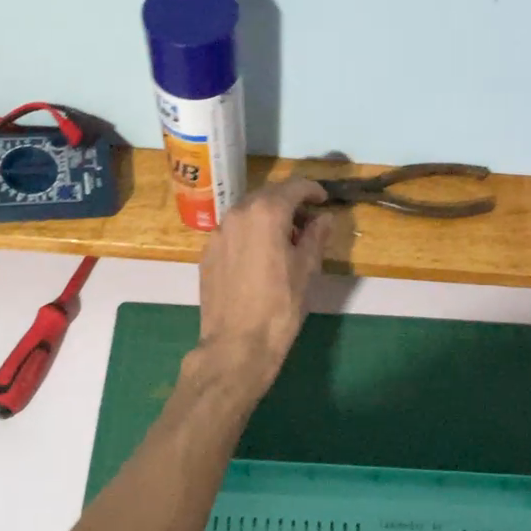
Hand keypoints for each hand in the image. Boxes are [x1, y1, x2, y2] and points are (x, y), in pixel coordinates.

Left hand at [192, 178, 329, 387]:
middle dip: (289, 202)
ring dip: (267, 217)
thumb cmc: (280, 306)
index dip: (312, 190)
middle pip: (267, 195)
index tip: (323, 200)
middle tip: (307, 220)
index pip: (293, 187)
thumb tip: (323, 218)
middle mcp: (237, 215)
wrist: (237, 344)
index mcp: (265, 213)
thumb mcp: (306, 270)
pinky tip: (259, 256)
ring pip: (246, 213)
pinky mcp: (207, 254)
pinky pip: (232, 233)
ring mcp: (217, 234)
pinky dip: (249, 234)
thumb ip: (315, 236)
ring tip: (284, 239)